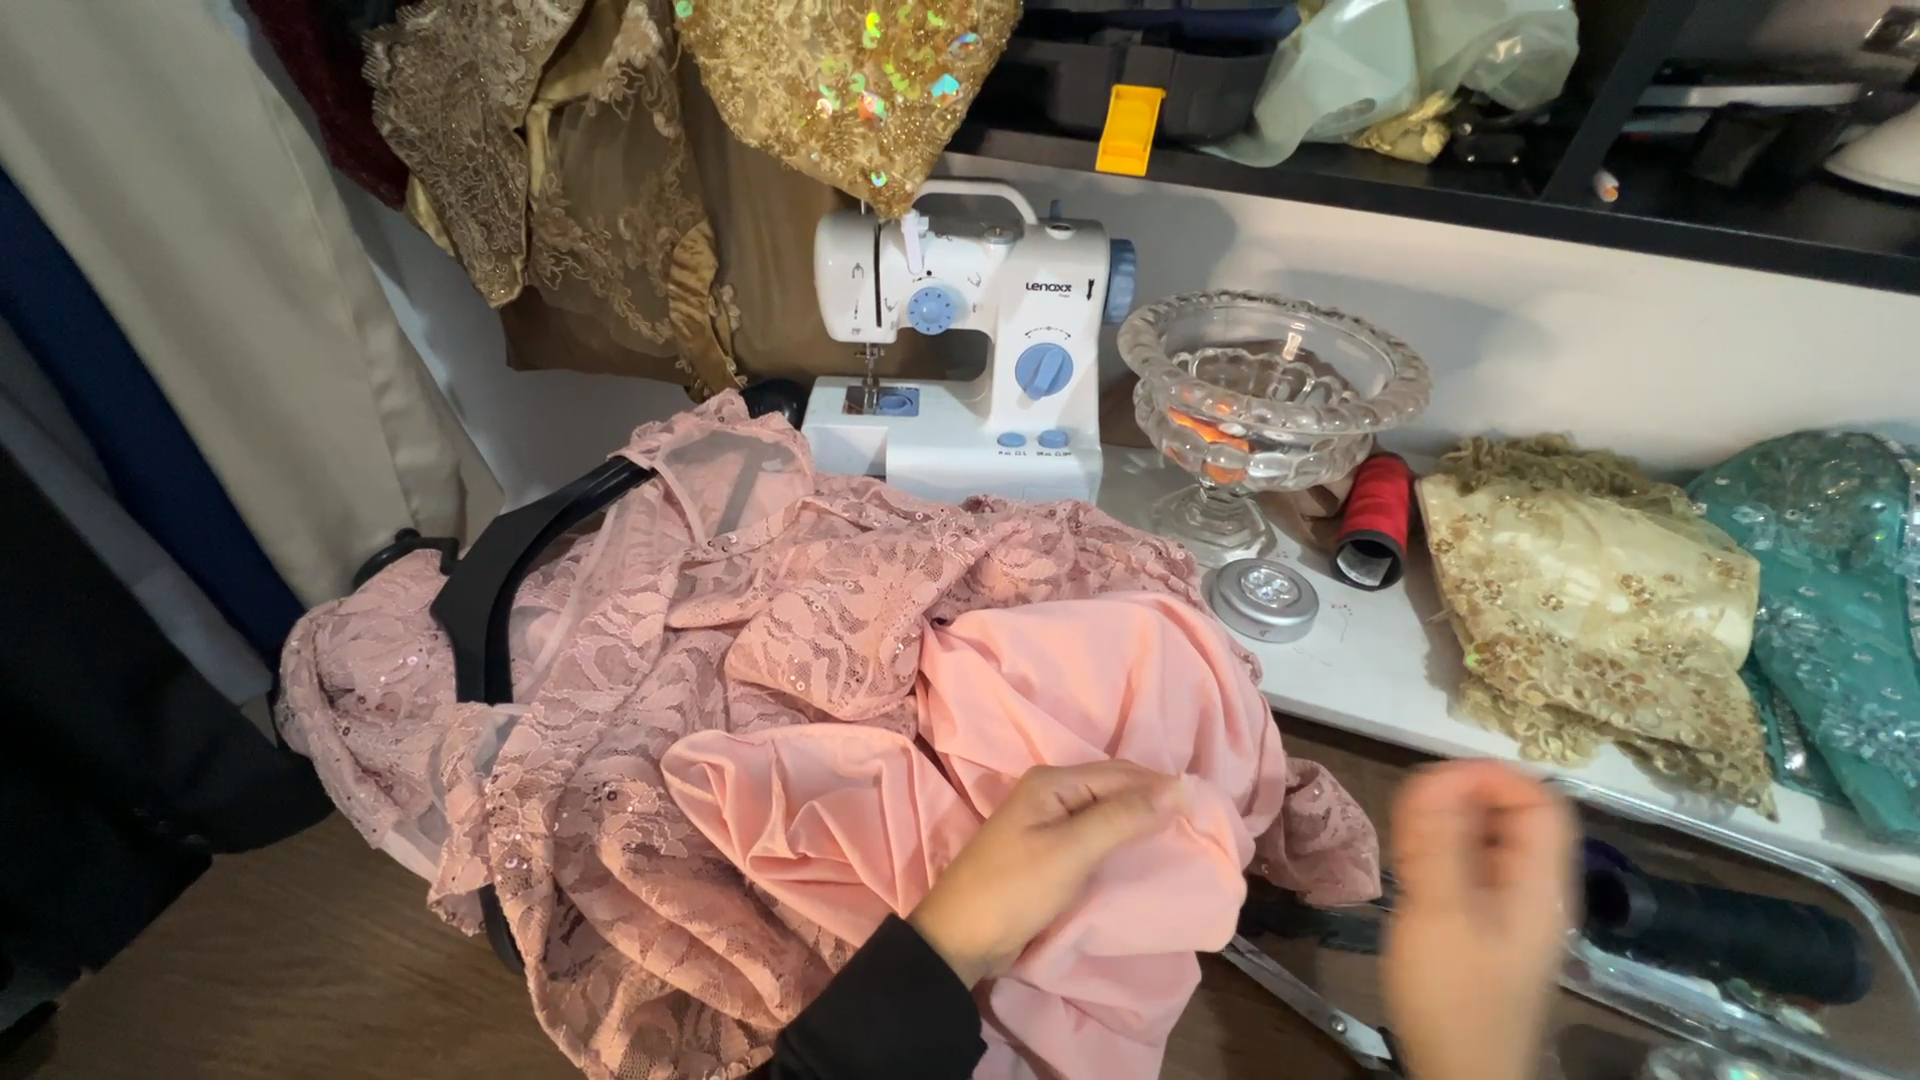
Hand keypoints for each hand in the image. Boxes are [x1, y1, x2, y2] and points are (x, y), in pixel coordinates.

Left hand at [908, 761, 1179, 986]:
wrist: (960, 939)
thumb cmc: (1015, 889)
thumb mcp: (1071, 851)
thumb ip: (1121, 817)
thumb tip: (1177, 787)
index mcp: (1053, 781)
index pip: (1120, 774)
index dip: (1161, 786)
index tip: (1205, 806)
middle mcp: (1050, 792)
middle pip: (1113, 786)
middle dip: (1153, 800)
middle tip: (1199, 823)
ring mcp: (1047, 820)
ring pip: (1105, 810)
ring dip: (1139, 820)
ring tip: (1180, 836)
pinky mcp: (1048, 849)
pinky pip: (1094, 833)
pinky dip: (1121, 839)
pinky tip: (1142, 853)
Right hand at [1382, 761, 1575, 1079]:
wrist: (1460, 1072)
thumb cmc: (1454, 997)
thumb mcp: (1442, 915)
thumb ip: (1439, 844)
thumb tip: (1437, 774)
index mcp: (1536, 885)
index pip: (1539, 803)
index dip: (1492, 777)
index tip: (1434, 778)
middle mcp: (1528, 888)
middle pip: (1511, 816)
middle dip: (1460, 797)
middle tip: (1408, 810)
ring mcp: (1504, 905)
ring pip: (1482, 837)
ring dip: (1442, 822)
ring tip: (1402, 837)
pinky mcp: (1477, 920)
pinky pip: (1463, 863)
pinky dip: (1434, 849)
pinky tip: (1406, 864)